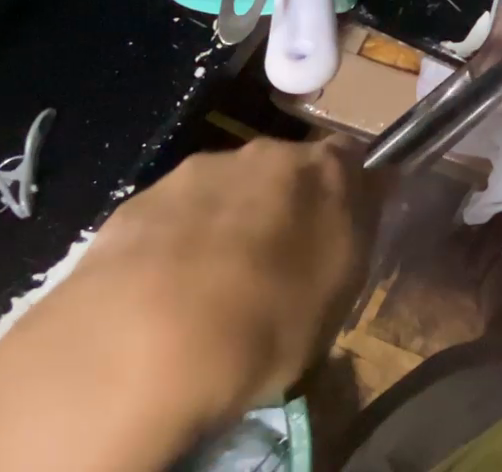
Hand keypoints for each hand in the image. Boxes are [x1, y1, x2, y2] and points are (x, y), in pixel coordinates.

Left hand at [67, 135, 379, 409]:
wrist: (143, 349)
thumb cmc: (271, 318)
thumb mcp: (344, 284)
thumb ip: (358, 225)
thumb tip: (369, 188)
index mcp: (323, 168)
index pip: (350, 156)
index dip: (348, 188)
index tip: (343, 224)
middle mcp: (262, 153)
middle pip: (282, 171)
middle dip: (281, 205)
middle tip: (276, 262)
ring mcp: (193, 175)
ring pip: (223, 192)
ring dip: (225, 224)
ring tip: (210, 288)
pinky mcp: (132, 206)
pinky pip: (170, 219)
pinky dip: (173, 245)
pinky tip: (162, 296)